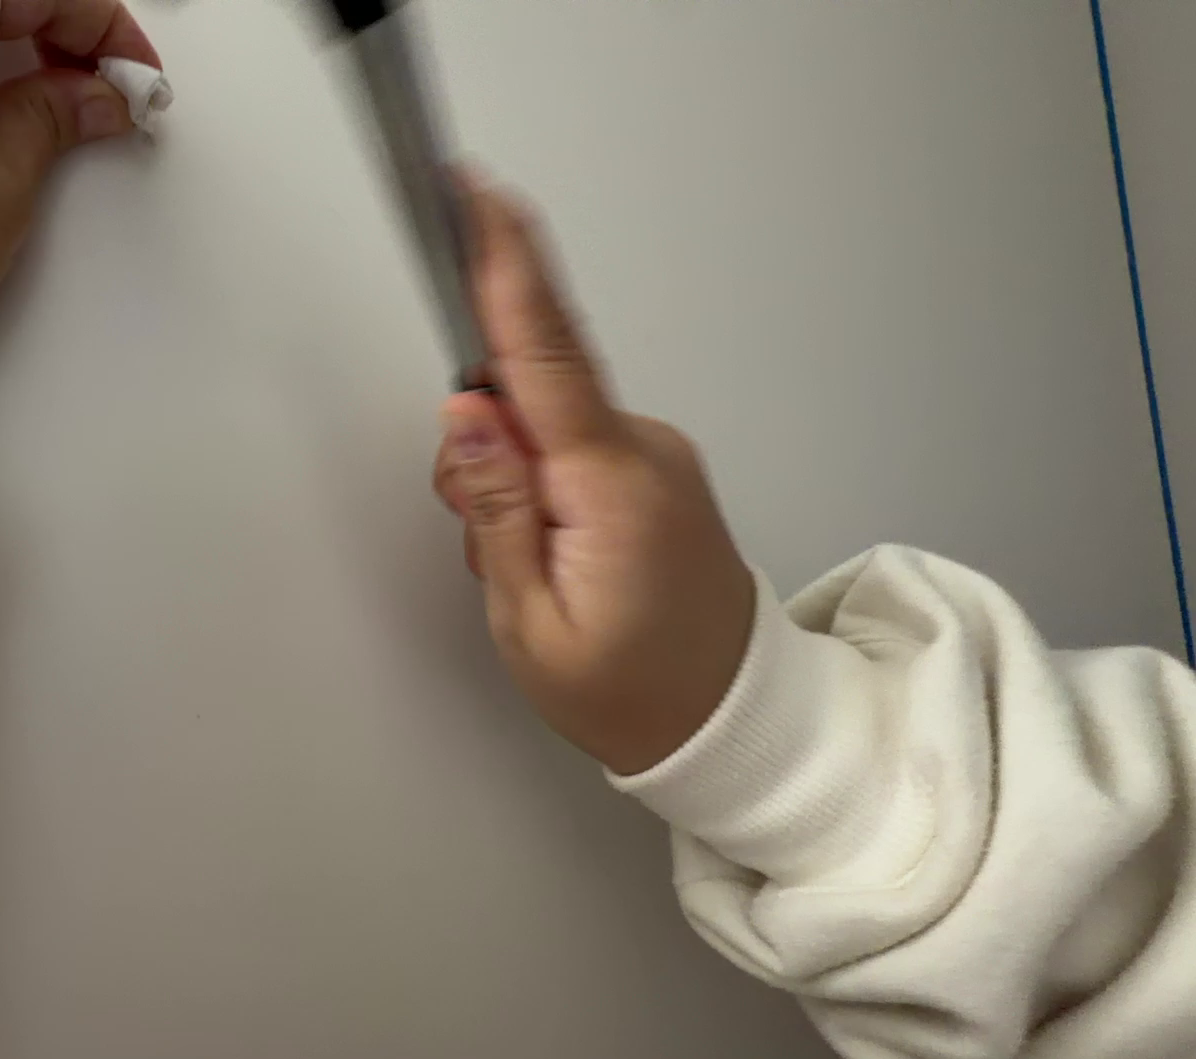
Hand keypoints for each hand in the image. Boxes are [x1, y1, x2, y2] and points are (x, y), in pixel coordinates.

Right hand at [433, 184, 756, 776]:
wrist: (732, 722)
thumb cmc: (628, 690)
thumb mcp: (529, 618)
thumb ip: (495, 507)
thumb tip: (464, 415)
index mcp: (610, 487)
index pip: (546, 355)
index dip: (506, 270)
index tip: (475, 198)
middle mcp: (641, 450)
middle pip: (526, 392)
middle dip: (479, 443)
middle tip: (485, 534)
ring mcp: (652, 455)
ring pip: (541, 423)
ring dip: (507, 476)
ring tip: (526, 562)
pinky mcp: (649, 467)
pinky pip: (569, 443)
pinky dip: (537, 479)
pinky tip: (550, 543)